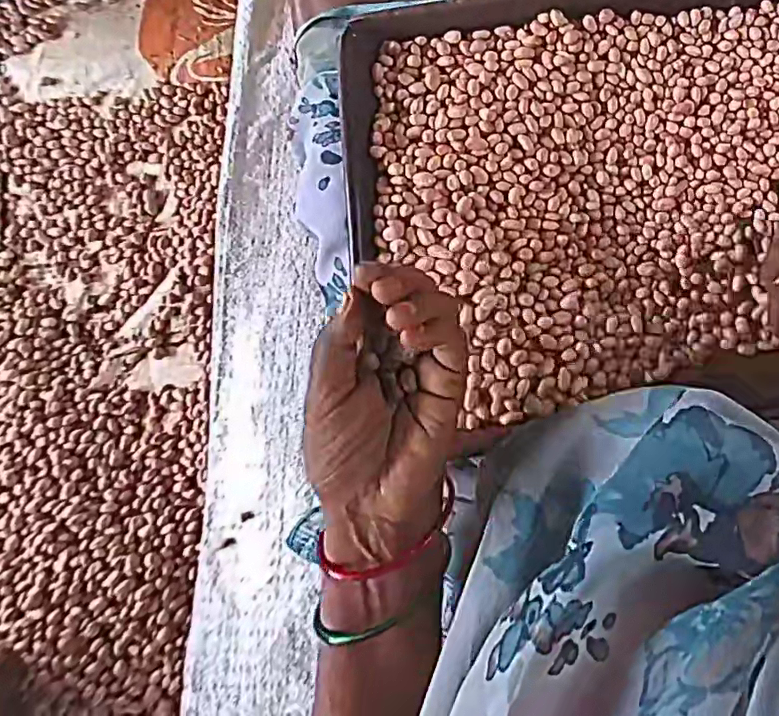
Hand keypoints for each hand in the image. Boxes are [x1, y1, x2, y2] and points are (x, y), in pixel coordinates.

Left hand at [305, 263, 467, 565]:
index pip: (379, 296)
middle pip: (415, 293)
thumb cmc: (340, 454)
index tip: (365, 273)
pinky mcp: (450, 381)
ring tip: (396, 316)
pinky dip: (436, 329)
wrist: (364, 504)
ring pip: (441, 308)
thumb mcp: (324, 391)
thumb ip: (339, 340)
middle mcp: (400, 347)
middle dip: (400, 280)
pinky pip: (454, 341)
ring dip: (420, 300)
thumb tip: (353, 292)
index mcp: (367, 345)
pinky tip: (412, 339)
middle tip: (382, 287)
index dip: (377, 277)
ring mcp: (428, 362)